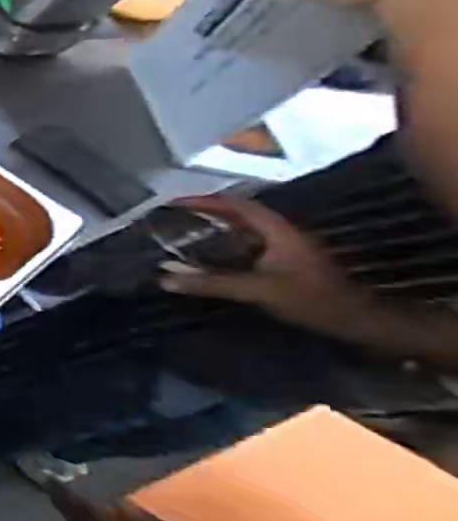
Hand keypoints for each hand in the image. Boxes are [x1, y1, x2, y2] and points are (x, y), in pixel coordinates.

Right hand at [158, 195, 370, 331]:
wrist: (356, 320)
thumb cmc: (311, 299)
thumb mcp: (258, 291)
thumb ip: (211, 283)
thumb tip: (164, 280)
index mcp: (279, 232)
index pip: (238, 206)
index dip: (205, 201)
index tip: (173, 204)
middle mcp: (282, 234)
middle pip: (239, 213)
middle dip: (205, 211)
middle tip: (172, 216)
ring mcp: (285, 247)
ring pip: (243, 228)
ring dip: (213, 226)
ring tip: (182, 230)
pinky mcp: (283, 261)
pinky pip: (246, 243)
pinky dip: (222, 241)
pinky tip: (205, 252)